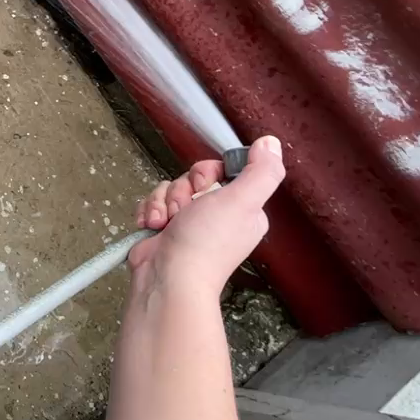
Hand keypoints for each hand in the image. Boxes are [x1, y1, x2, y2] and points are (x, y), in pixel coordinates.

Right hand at [128, 135, 285, 294]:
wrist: (169, 276)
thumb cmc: (206, 243)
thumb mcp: (241, 202)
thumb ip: (261, 172)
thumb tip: (270, 143)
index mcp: (242, 209)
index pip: (221, 171)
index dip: (206, 173)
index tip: (204, 187)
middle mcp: (216, 214)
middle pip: (191, 179)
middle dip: (181, 190)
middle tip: (184, 211)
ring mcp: (188, 222)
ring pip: (168, 189)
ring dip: (161, 203)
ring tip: (165, 223)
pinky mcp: (163, 228)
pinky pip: (152, 203)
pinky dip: (149, 212)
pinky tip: (152, 226)